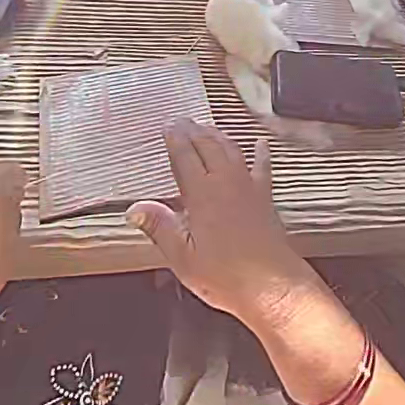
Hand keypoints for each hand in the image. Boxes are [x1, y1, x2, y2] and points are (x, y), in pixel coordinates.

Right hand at [126, 121, 322, 332]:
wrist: (270, 284)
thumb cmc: (224, 274)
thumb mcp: (183, 257)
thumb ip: (160, 228)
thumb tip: (134, 208)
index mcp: (203, 194)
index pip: (185, 157)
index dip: (175, 139)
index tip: (167, 125)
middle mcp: (225, 181)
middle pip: (208, 145)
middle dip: (193, 130)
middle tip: (182, 120)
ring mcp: (247, 185)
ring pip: (231, 150)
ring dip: (217, 135)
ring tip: (207, 127)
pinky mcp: (264, 195)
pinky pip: (261, 166)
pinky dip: (260, 152)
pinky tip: (260, 143)